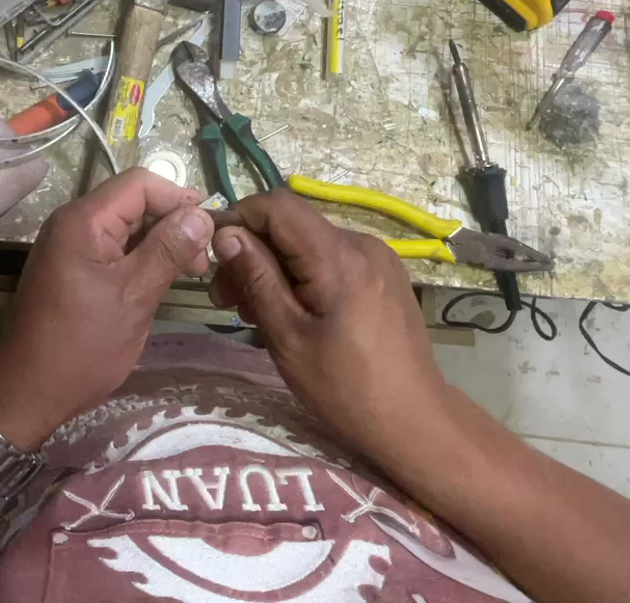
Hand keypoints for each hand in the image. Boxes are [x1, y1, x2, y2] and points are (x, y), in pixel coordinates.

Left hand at [0, 169, 212, 447]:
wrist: (27, 392)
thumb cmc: (82, 345)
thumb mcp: (134, 296)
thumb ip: (168, 250)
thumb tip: (201, 215)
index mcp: (83, 219)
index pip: (139, 183)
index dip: (178, 199)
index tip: (209, 231)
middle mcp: (73, 221)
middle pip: (133, 201)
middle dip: (172, 222)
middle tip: (202, 262)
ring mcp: (70, 244)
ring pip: (126, 225)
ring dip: (160, 241)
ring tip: (189, 273)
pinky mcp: (73, 265)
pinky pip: (113, 246)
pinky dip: (141, 256)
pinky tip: (162, 278)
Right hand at [208, 189, 454, 455]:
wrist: (416, 425)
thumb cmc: (346, 388)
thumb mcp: (288, 336)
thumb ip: (256, 277)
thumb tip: (225, 234)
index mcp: (339, 256)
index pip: (278, 206)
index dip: (239, 219)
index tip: (213, 253)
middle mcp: (362, 243)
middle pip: (291, 225)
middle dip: (251, 251)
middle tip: (224, 297)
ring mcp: (376, 257)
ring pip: (307, 242)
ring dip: (273, 267)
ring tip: (251, 311)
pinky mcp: (382, 273)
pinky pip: (328, 258)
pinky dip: (299, 275)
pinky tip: (287, 310)